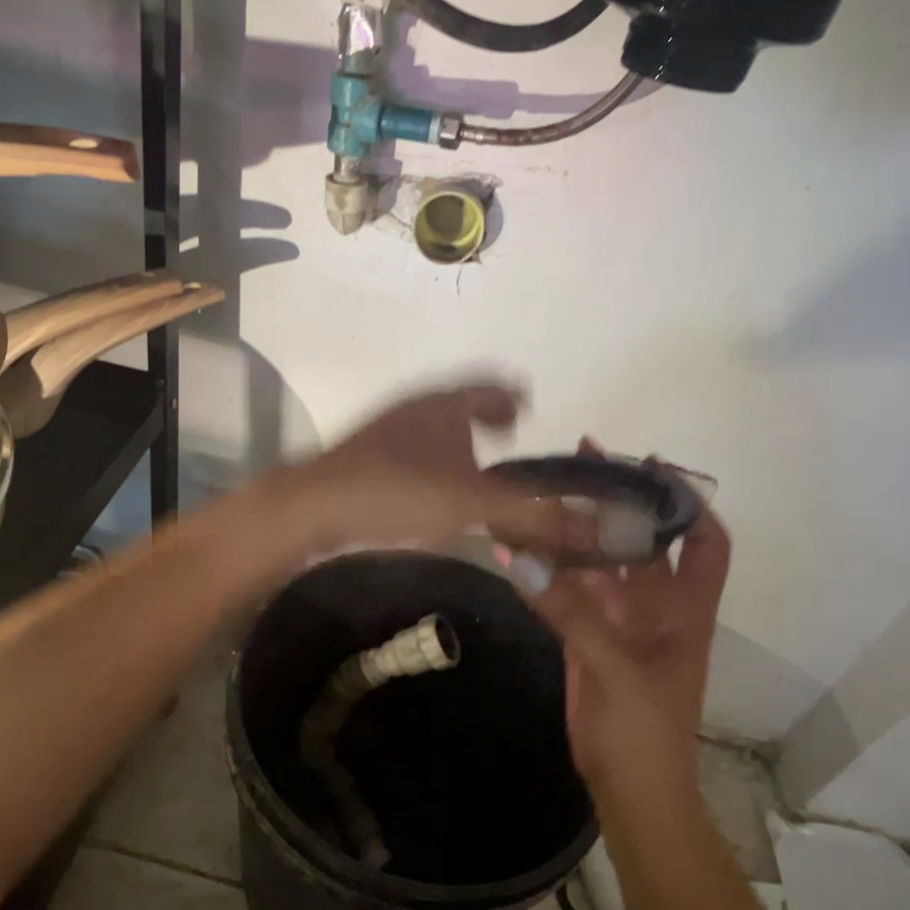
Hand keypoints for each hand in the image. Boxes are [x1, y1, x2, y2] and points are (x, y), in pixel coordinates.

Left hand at [280, 382, 598, 554]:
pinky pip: (413, 449)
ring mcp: (385, 430)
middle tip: (511, 431)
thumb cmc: (397, 491)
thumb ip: (534, 513)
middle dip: (487, 414)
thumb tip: (597, 523)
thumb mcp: (473, 503)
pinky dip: (434, 458)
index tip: (529, 403)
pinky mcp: (364, 458)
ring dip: (459, 438)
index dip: (512, 394)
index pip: (489, 385)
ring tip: (477, 464)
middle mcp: (415, 406)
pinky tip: (432, 489)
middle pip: (460, 401)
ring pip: (433, 425)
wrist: (311, 507)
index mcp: (445, 402)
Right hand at [528, 458, 729, 793]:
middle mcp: (656, 607)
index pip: (706, 542)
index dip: (689, 502)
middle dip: (619, 501)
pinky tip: (518, 550)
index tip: (653, 466)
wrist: (632, 789)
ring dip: (577, 532)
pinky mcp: (587, 640)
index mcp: (686, 609)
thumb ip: (569, 610)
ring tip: (543, 493)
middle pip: (643, 540)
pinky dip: (547, 572)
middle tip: (582, 457)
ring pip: (600, 564)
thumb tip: (517, 555)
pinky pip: (567, 594)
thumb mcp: (615, 666)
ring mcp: (619, 623)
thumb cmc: (645, 731)